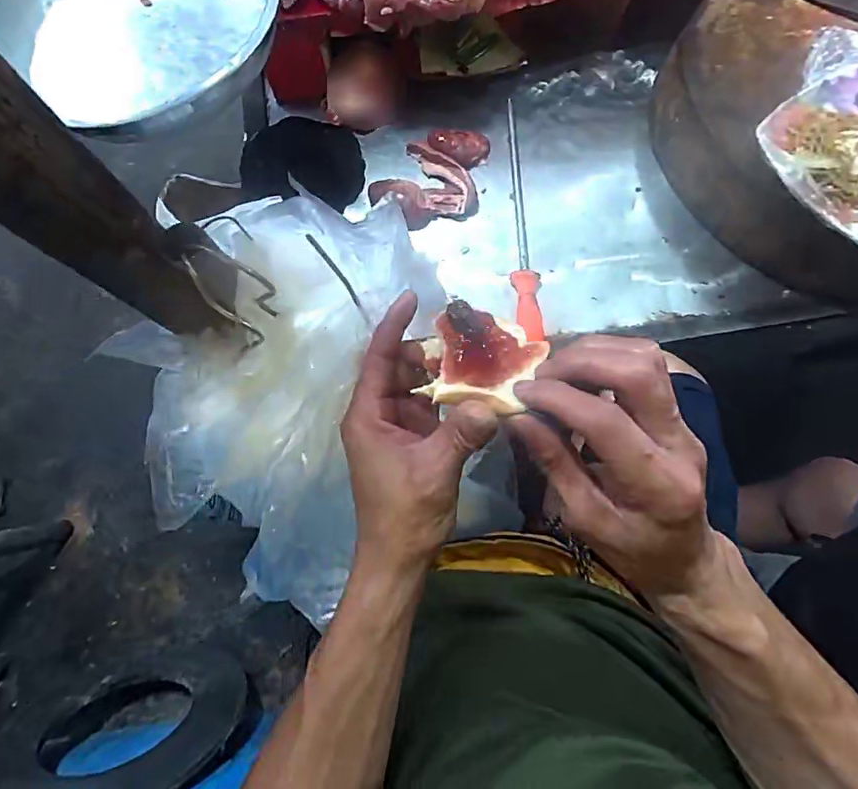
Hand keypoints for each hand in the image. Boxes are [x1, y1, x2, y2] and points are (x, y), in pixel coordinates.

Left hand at [342, 292, 499, 573]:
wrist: (396, 558)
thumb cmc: (404, 513)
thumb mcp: (434, 471)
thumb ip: (461, 434)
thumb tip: (491, 404)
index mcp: (367, 414)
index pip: (378, 358)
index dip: (392, 326)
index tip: (410, 298)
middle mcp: (376, 414)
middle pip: (398, 368)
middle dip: (426, 351)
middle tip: (462, 337)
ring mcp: (394, 428)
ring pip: (414, 387)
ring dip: (440, 374)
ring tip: (473, 357)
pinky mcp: (411, 442)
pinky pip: (427, 408)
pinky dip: (447, 398)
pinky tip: (474, 390)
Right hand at [507, 336, 716, 595]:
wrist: (687, 559)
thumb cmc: (631, 549)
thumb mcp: (583, 519)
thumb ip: (554, 464)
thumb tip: (519, 417)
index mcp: (656, 483)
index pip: (606, 420)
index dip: (557, 397)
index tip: (520, 393)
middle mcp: (679, 443)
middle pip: (639, 372)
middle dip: (579, 362)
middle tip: (540, 376)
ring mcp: (684, 422)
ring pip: (645, 357)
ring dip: (591, 353)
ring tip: (556, 371)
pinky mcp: (677, 410)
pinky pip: (645, 363)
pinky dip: (604, 355)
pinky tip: (577, 371)